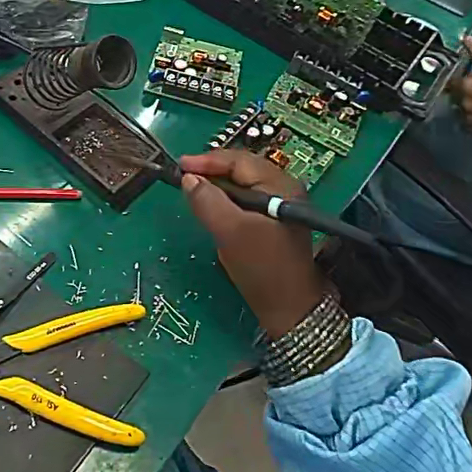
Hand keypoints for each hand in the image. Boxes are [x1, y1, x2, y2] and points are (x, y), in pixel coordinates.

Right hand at [177, 150, 328, 339]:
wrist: (289, 310)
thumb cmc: (263, 268)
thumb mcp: (231, 232)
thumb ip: (208, 202)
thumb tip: (189, 179)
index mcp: (280, 186)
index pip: (239, 161)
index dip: (207, 161)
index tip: (181, 166)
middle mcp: (284, 190)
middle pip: (241, 170)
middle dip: (212, 172)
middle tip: (185, 178)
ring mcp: (280, 207)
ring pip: (241, 186)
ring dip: (217, 187)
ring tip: (195, 192)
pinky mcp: (274, 223)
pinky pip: (245, 202)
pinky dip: (226, 201)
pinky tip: (213, 209)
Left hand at [449, 38, 471, 136]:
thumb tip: (466, 40)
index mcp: (468, 86)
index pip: (454, 81)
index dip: (464, 80)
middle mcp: (465, 103)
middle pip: (456, 96)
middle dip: (467, 93)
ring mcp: (469, 119)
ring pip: (461, 110)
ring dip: (470, 106)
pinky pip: (468, 123)